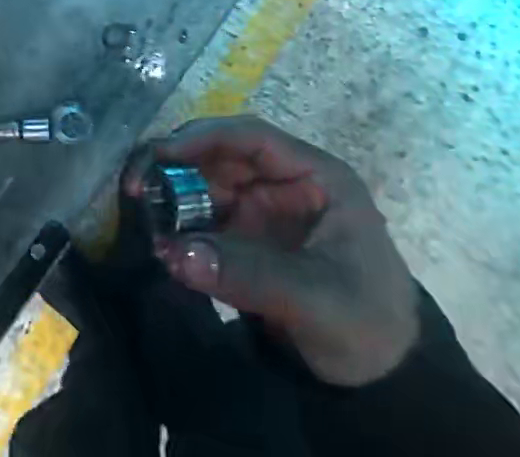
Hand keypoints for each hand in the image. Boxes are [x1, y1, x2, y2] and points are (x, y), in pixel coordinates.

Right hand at [126, 116, 419, 385]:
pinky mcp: (248, 241)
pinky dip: (182, 228)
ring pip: (209, 186)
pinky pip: (206, 221)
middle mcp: (285, 184)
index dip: (206, 137)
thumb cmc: (366, 323)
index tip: (162, 153)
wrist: (383, 382)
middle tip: (136, 185)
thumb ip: (248, 273)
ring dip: (175, 196)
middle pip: (222, 157)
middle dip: (178, 165)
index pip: (253, 138)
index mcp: (315, 176)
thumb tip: (175, 253)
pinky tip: (161, 241)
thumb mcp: (317, 298)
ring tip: (141, 215)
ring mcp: (264, 211)